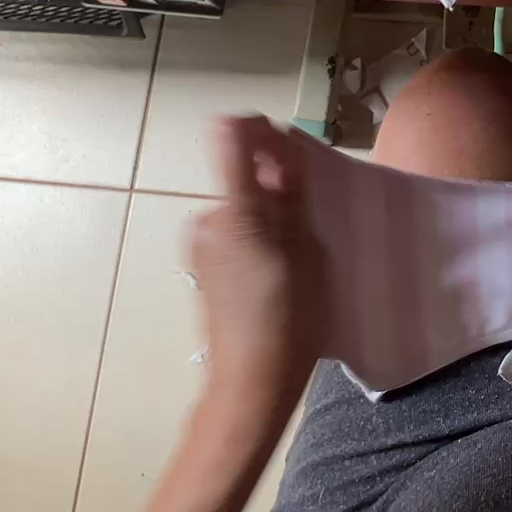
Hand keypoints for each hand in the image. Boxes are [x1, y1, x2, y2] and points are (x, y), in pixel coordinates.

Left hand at [189, 117, 328, 419]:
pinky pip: (236, 229)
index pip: (232, 135)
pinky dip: (259, 235)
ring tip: (298, 255)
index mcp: (238, 209)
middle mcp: (210, 217)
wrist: (252, 382)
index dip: (260, 129)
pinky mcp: (204, 263)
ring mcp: (202, 242)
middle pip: (243, 172)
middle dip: (277, 184)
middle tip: (309, 221)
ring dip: (270, 213)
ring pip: (243, 203)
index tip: (289, 150)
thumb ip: (291, 198)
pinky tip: (279, 272)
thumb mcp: (308, 252)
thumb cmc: (291, 317)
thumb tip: (282, 151)